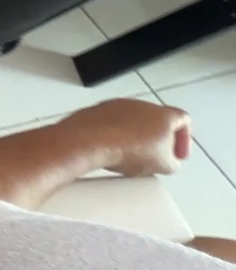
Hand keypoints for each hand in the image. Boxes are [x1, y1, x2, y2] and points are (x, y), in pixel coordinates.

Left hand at [60, 99, 190, 175]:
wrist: (84, 143)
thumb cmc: (128, 150)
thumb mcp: (165, 165)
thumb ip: (173, 161)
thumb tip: (166, 162)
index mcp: (162, 113)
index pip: (183, 120)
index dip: (184, 140)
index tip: (176, 155)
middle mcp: (135, 104)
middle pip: (152, 119)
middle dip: (155, 138)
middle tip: (151, 155)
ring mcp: (108, 106)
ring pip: (126, 120)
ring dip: (129, 136)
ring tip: (126, 154)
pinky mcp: (85, 111)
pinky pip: (102, 123)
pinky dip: (106, 134)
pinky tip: (104, 149)